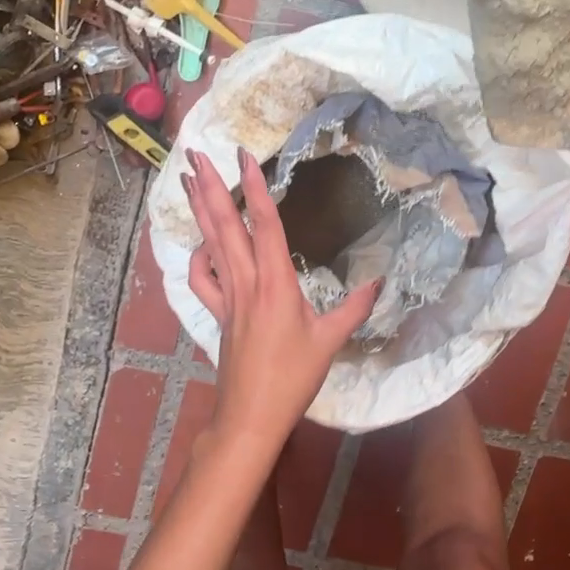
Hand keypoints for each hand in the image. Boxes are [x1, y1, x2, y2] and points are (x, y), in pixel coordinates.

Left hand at [182, 147, 378, 451]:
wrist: (251, 416)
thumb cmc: (293, 378)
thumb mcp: (331, 341)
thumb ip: (355, 308)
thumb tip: (379, 282)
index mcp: (276, 283)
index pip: (265, 224)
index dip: (256, 187)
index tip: (244, 156)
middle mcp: (247, 282)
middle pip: (225, 225)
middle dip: (212, 186)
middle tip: (196, 153)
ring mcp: (227, 297)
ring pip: (209, 244)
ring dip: (199, 209)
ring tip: (189, 178)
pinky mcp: (217, 313)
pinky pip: (202, 279)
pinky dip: (198, 257)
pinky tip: (201, 245)